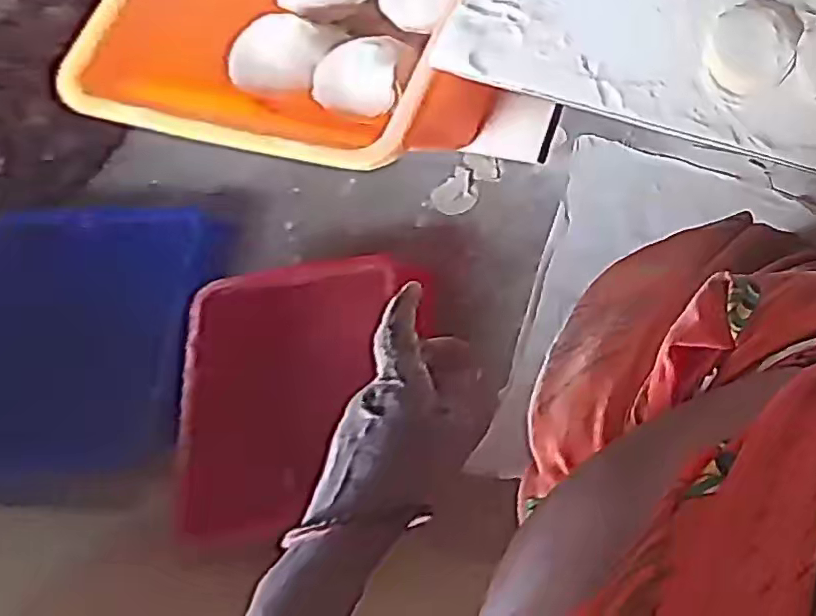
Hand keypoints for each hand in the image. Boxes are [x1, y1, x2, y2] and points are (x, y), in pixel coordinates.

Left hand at [298, 283, 495, 527]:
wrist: (351, 527)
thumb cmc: (415, 467)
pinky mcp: (346, 441)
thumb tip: (468, 371)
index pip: (397, 333)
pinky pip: (385, 411)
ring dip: (425, 389)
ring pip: (397, 387)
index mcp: (400, 380)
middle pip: (407, 361)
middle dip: (438, 360)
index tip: (413, 288)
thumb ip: (469, 390)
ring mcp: (353, 417)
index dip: (406, 307)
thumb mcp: (462, 425)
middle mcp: (370, 392)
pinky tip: (426, 436)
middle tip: (467, 374)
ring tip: (451, 413)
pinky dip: (409, 410)